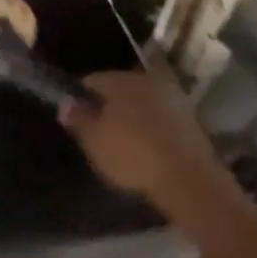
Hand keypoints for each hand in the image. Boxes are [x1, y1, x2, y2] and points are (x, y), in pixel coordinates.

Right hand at [60, 70, 231, 208]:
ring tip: (122, 142)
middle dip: (107, 106)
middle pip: (119, 88)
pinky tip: (146, 147)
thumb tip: (66, 103)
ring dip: (131, 116)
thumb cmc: (132, 156)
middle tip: (97, 132)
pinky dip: (150, 126)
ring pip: (141, 101)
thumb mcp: (94, 141)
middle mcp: (147, 80)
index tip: (74, 119)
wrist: (187, 177)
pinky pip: (160, 116)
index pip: (91, 80)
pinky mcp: (190, 116)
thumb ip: (78, 118)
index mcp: (120, 81)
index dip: (79, 98)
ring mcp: (172, 96)